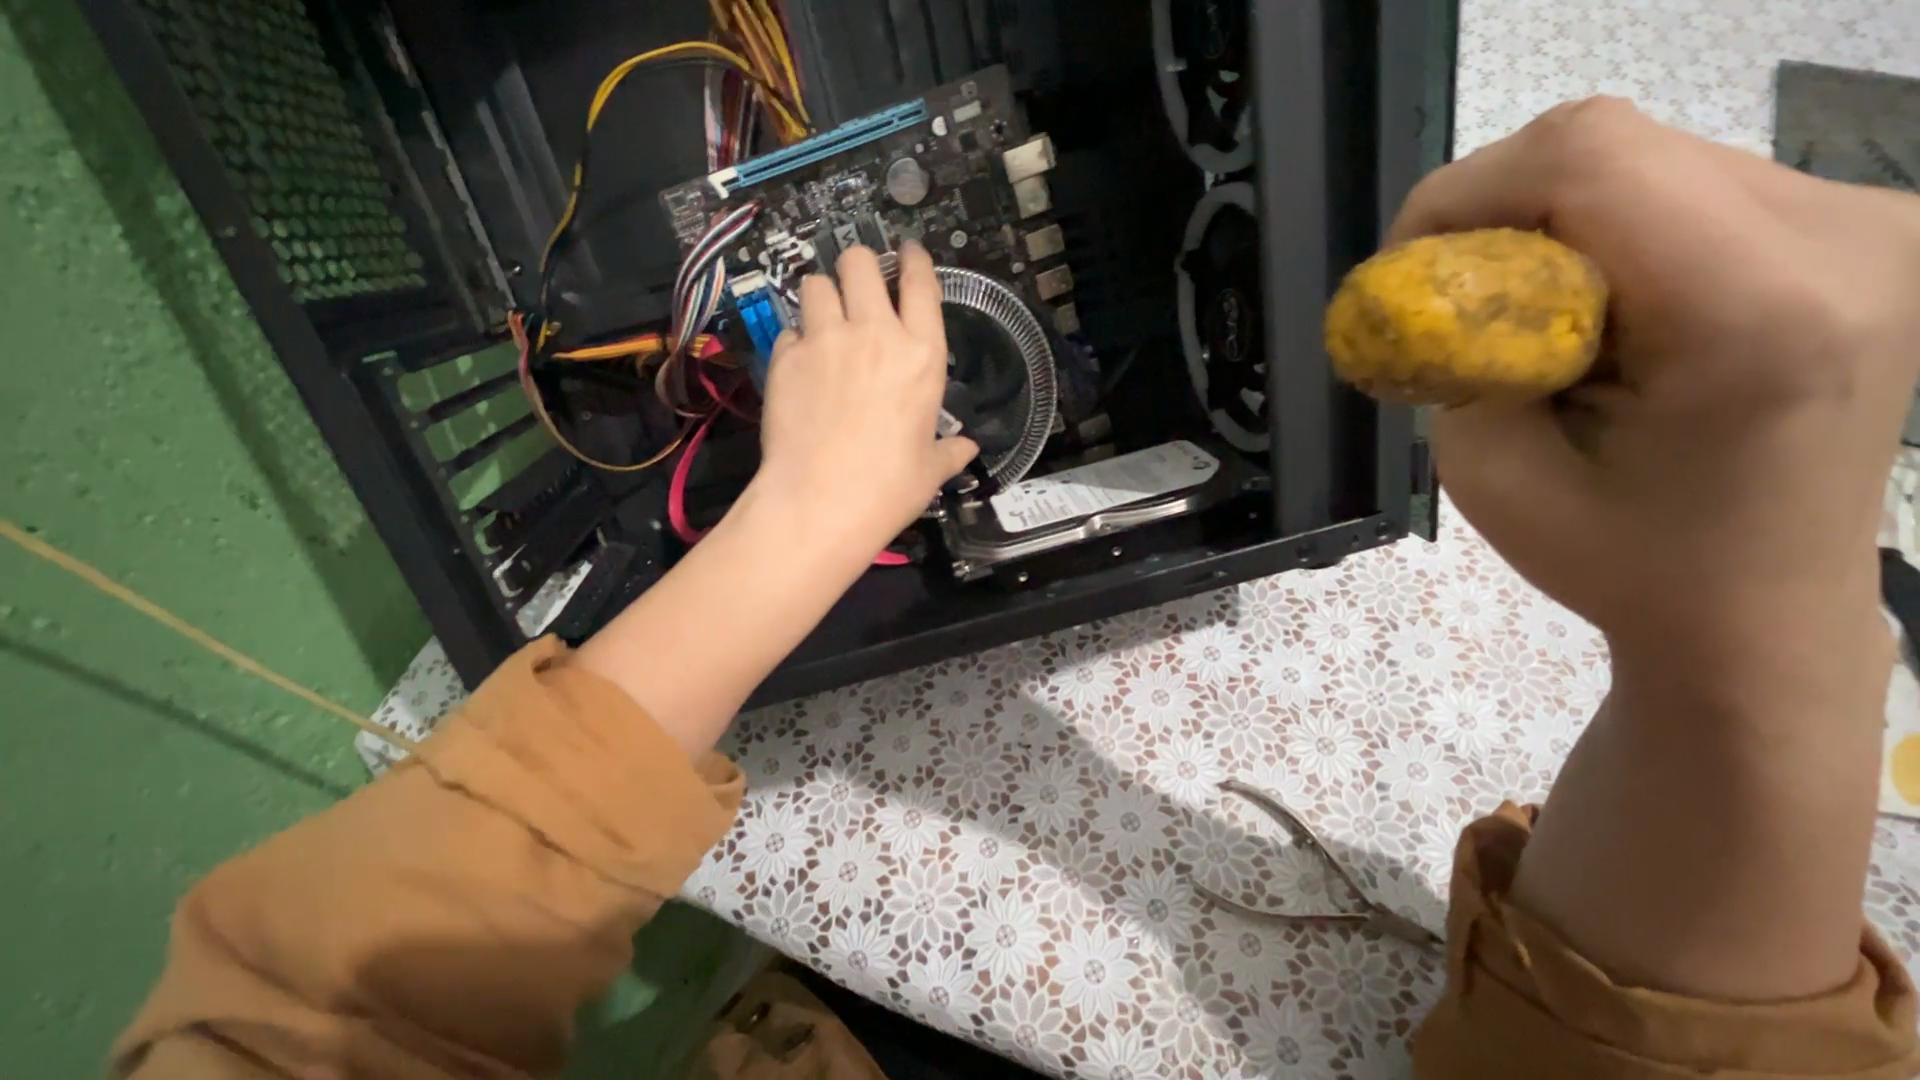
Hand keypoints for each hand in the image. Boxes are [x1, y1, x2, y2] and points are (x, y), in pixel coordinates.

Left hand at [754, 242, 979, 555]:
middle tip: (856, 282)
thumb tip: (968, 449)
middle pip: (859, 262)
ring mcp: (825, 341)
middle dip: (858, 264)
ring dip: (821, 294)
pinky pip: (790, 330)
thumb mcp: (930, 470)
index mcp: (921, 355)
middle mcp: (874, 334)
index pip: (920, 282)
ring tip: (823, 317)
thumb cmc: (888, 488)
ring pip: (815, 283)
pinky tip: (801, 364)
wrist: (820, 503)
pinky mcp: (785, 358)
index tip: (907, 250)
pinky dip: (796, 339)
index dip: (913, 258)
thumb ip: (950, 451)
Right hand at [1392, 98, 1919, 668]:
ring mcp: (1866, 225)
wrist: (1756, 610)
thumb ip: (1459, 353)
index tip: (1405, 271)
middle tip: (1450, 296)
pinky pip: (1680, 184)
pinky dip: (1598, 229)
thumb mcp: (1489, 468)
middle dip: (1492, 209)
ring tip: (1522, 313)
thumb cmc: (1618, 562)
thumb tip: (1436, 278)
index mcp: (1757, 309)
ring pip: (1642, 156)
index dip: (1461, 194)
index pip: (1586, 161)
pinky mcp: (1851, 233)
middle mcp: (1842, 236)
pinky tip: (1588, 306)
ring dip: (1545, 222)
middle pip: (1612, 142)